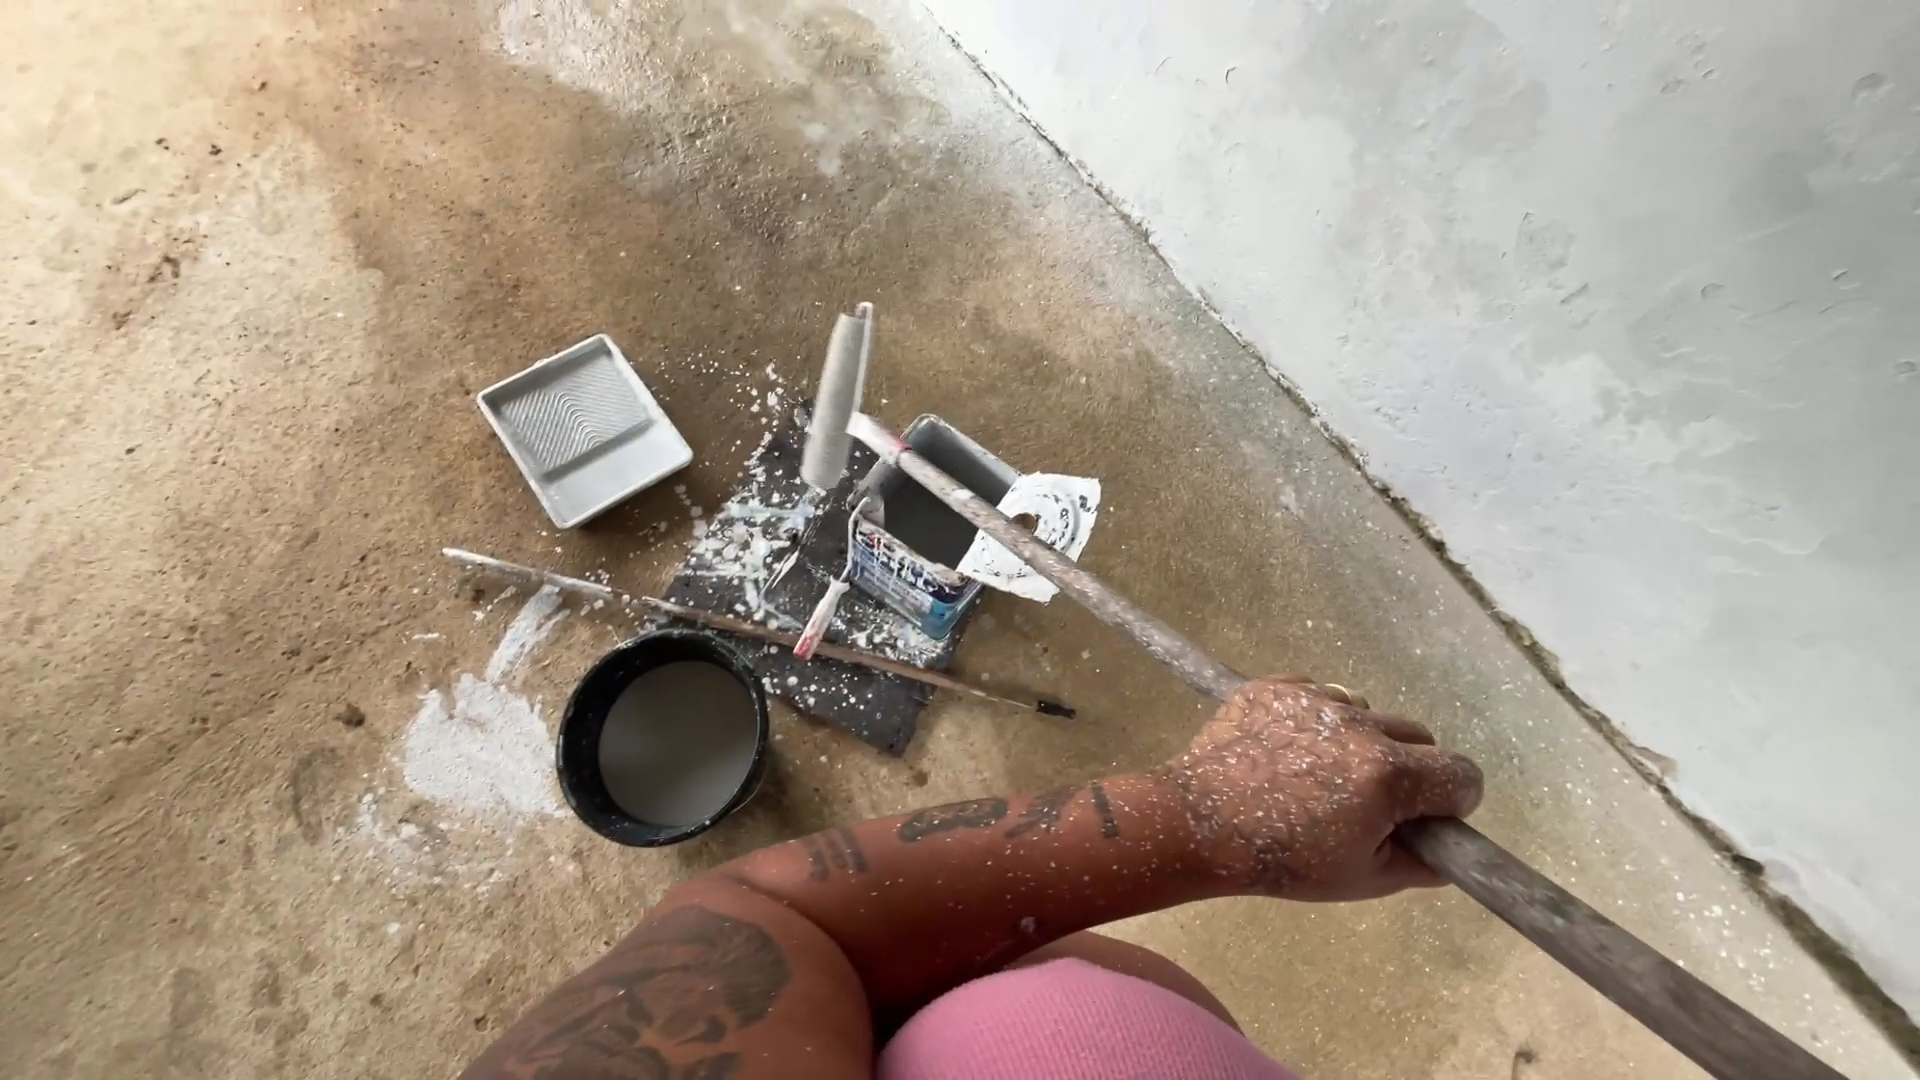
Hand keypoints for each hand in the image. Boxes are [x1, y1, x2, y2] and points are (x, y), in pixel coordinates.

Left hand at [1158, 677, 1482, 901]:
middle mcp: (1355, 724)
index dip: (1450, 801)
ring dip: (1357, 736)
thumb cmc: (1283, 860)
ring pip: (1363, 708)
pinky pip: (1314, 692)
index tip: (1424, 816)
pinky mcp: (1270, 687)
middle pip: (1415, 734)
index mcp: (1387, 772)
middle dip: (1408, 766)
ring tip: (1319, 770)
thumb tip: (1443, 848)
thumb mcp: (1365, 878)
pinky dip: (1313, 716)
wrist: (1199, 821)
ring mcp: (1308, 698)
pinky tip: (1288, 747)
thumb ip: (1419, 863)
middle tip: (1368, 796)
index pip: (1461, 773)